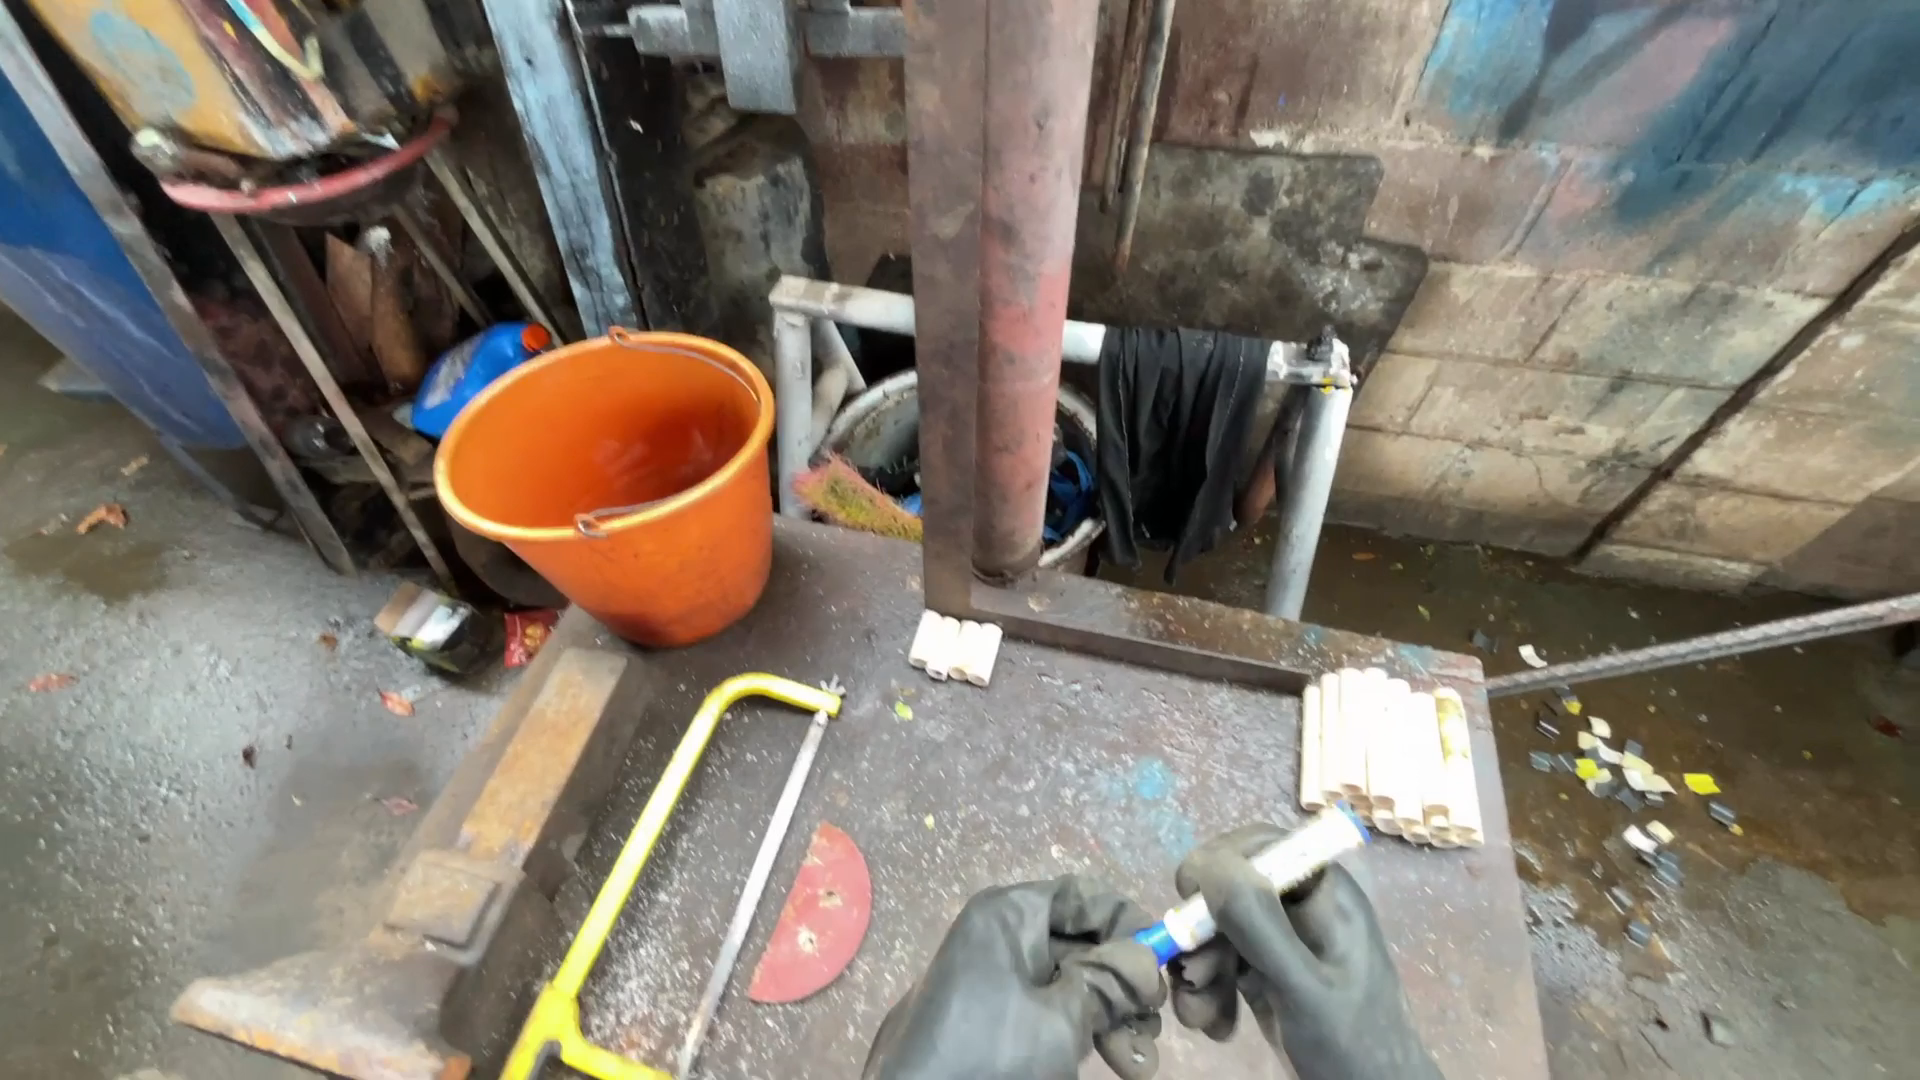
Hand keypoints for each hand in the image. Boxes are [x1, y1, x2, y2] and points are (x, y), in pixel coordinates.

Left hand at [862, 875, 1165, 1079]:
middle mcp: (999, 935)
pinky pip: (1045, 1011)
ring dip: (1109, 1019)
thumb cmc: (989, 1054)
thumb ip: (1108, 985)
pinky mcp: (989, 1017)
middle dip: (1122, 987)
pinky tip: (1110, 1064)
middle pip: (1079, 943)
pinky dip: (1079, 1033)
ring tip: (1138, 1064)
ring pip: (1068, 984)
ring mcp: (992, 977)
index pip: (1081, 896)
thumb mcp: (1060, 1020)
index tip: (1167, 960)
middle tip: (1155, 1029)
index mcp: (1009, 915)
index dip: (1127, 922)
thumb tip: (1148, 959)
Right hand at [1169, 824, 1440, 1079]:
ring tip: (1198, 1015)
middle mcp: (1297, 904)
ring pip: (1216, 925)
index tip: (1190, 900)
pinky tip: (1214, 1024)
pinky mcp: (1263, 968)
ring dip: (1197, 967)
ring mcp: (1279, 937)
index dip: (1218, 863)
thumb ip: (1259, 923)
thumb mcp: (1304, 987)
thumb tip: (1209, 864)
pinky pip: (1219, 958)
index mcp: (1321, 890)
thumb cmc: (1353, 1047)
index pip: (1259, 845)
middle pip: (1227, 887)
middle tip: (1190, 975)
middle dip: (1200, 932)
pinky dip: (1207, 988)